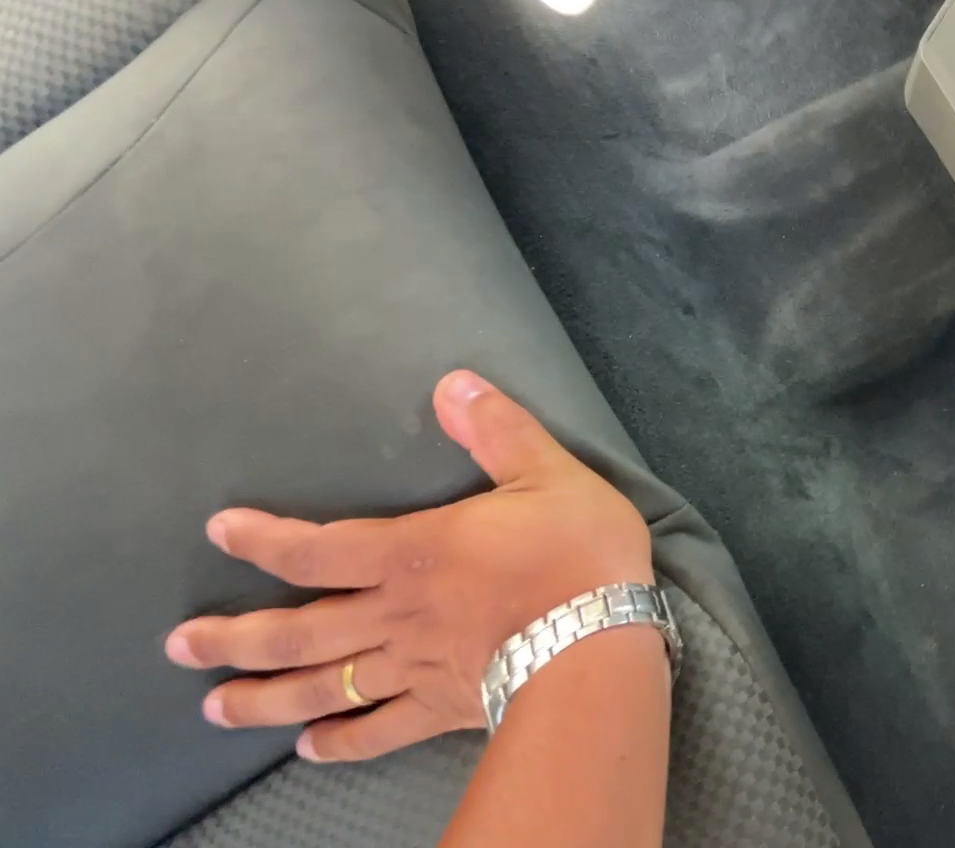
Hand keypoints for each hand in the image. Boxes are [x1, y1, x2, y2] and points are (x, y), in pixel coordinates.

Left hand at [165, 370, 655, 761]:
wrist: (600, 633)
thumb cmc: (576, 547)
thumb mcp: (549, 473)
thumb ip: (498, 431)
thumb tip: (451, 382)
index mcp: (415, 552)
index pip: (319, 547)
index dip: (265, 539)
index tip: (222, 531)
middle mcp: (397, 613)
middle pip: (300, 630)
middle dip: (235, 637)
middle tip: (180, 646)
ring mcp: (416, 666)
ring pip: (325, 684)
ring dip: (265, 696)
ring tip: (215, 706)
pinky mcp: (444, 705)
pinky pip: (380, 731)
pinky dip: (341, 741)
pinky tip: (311, 746)